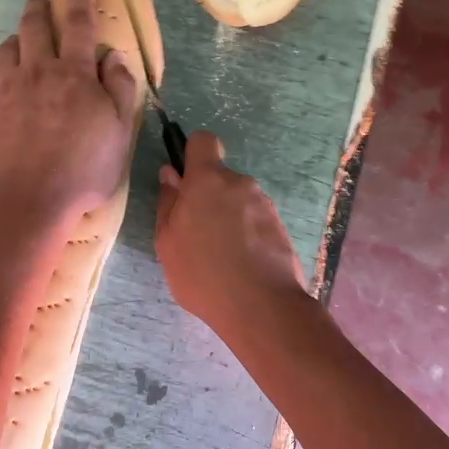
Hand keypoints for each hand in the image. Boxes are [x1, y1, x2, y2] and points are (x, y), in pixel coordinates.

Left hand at [0, 0, 139, 221]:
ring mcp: (7, 92)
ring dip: (15, 41)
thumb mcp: (121, 133)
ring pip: (5, 51)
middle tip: (41, 0)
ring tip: (20, 44)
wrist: (30, 201)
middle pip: (33, 26)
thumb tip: (113, 57)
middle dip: (38, 7)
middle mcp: (37, 72)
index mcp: (74, 73)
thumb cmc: (84, 169)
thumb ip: (121, 89)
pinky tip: (4, 97)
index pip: (79, 23)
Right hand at [155, 132, 306, 328]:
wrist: (261, 307)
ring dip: (229, 219)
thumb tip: (171, 175)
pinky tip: (242, 265)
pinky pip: (256, 222)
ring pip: (238, 202)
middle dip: (209, 198)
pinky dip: (247, 236)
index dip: (192, 155)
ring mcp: (265, 205)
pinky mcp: (281, 227)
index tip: (186, 182)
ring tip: (222, 257)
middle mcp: (240, 184)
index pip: (203, 142)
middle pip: (220, 179)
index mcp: (208, 180)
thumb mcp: (167, 242)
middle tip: (197, 236)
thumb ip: (168, 202)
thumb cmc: (202, 273)